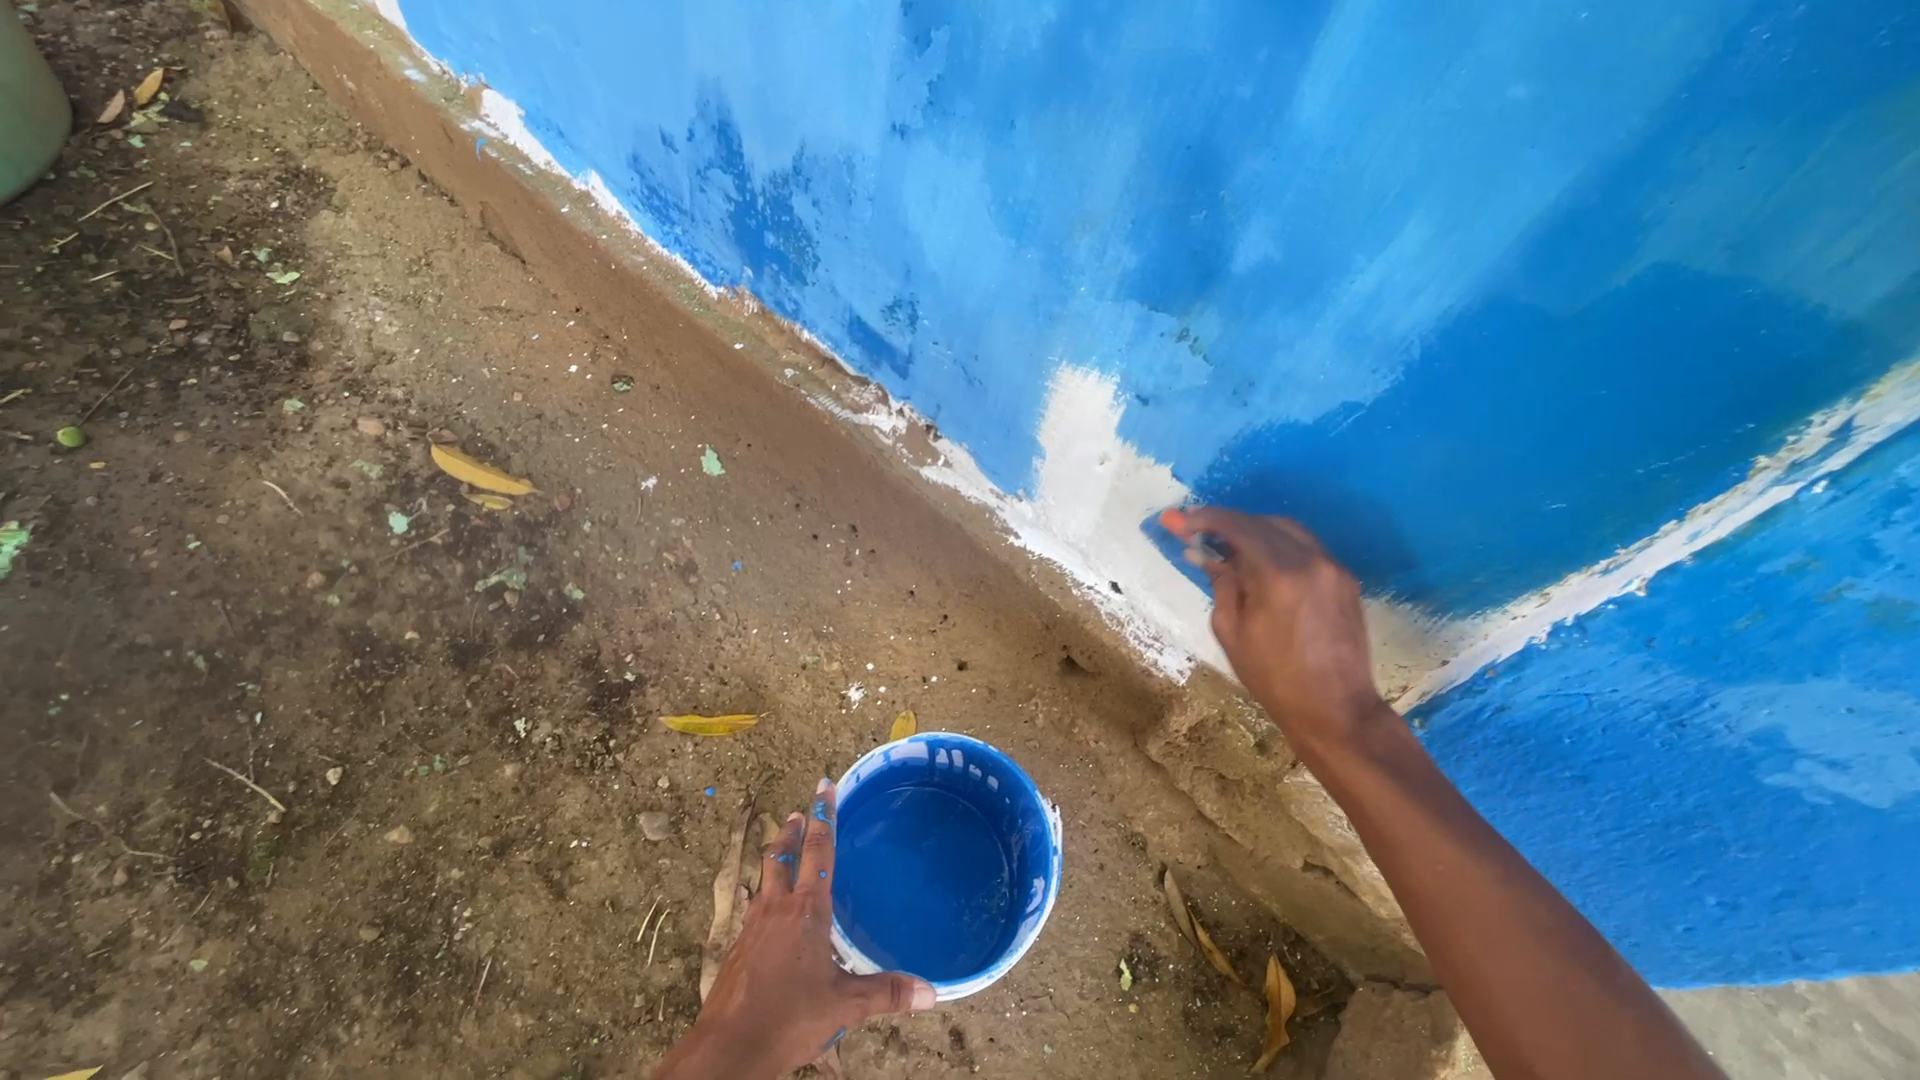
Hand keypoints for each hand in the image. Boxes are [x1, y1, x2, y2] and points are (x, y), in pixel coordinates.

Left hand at [653, 779, 935, 1079]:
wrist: (728, 1048)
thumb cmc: (789, 1017)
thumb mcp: (844, 1005)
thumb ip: (886, 993)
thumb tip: (931, 992)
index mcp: (807, 911)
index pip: (818, 852)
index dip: (824, 817)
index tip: (824, 786)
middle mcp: (778, 909)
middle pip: (783, 856)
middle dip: (792, 830)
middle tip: (798, 811)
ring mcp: (753, 927)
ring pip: (764, 878)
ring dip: (775, 857)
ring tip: (781, 847)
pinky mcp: (738, 948)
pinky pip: (754, 907)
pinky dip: (764, 894)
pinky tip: (766, 908)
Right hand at [1162, 507, 1393, 755]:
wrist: (1335, 708)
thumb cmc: (1273, 677)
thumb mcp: (1231, 632)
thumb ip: (1222, 584)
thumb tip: (1210, 555)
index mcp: (1278, 576)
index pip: (1237, 527)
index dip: (1204, 519)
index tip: (1178, 520)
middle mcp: (1310, 561)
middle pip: (1262, 522)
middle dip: (1228, 523)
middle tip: (1199, 533)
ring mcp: (1333, 568)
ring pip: (1288, 530)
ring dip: (1255, 530)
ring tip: (1229, 546)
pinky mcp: (1345, 579)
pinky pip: (1307, 547)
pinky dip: (1279, 544)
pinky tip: (1262, 562)